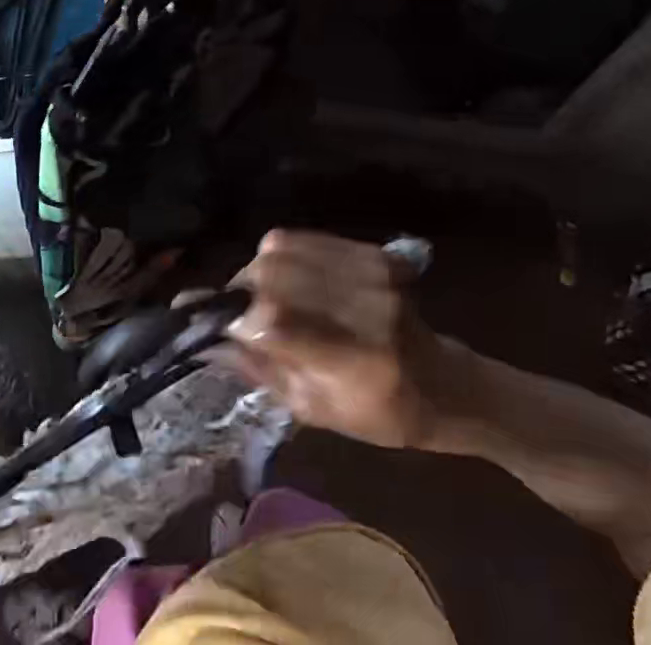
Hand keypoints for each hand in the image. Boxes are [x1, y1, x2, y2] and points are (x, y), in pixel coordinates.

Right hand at [220, 230, 448, 448]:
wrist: (445, 385)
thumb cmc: (377, 412)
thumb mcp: (313, 409)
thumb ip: (258, 368)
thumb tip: (205, 340)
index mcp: (357, 362)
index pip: (275, 320)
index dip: (241, 321)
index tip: (232, 330)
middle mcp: (367, 310)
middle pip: (272, 273)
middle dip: (245, 290)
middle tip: (246, 310)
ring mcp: (375, 275)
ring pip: (281, 248)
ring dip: (261, 271)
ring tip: (267, 293)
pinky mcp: (375, 254)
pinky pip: (303, 237)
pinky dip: (284, 255)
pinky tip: (292, 277)